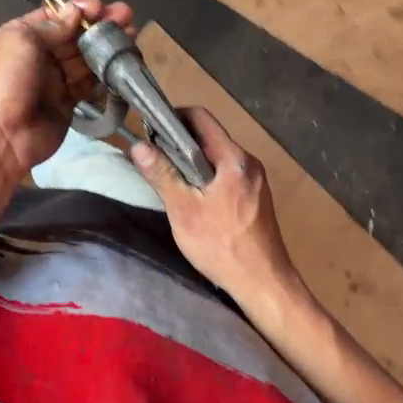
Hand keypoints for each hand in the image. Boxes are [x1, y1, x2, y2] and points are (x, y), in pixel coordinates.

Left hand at [0, 0, 133, 178]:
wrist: (0, 137)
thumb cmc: (4, 82)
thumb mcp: (20, 42)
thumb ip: (50, 27)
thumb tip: (74, 12)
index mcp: (18, 37)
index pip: (52, 17)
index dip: (77, 10)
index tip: (100, 6)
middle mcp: (36, 56)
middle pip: (71, 35)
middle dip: (97, 25)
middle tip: (126, 15)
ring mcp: (52, 80)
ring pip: (83, 58)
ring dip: (105, 47)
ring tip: (131, 35)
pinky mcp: (66, 102)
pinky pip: (88, 83)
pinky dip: (104, 73)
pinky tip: (122, 62)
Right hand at [130, 109, 297, 299]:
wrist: (264, 284)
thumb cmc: (222, 246)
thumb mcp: (184, 210)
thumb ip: (162, 175)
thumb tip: (138, 145)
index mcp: (234, 159)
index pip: (201, 117)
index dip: (173, 118)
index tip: (150, 132)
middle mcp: (249, 162)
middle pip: (209, 137)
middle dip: (179, 142)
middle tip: (154, 159)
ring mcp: (255, 180)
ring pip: (217, 157)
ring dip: (192, 162)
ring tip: (170, 180)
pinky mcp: (256, 196)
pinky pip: (226, 174)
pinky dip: (206, 177)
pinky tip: (193, 198)